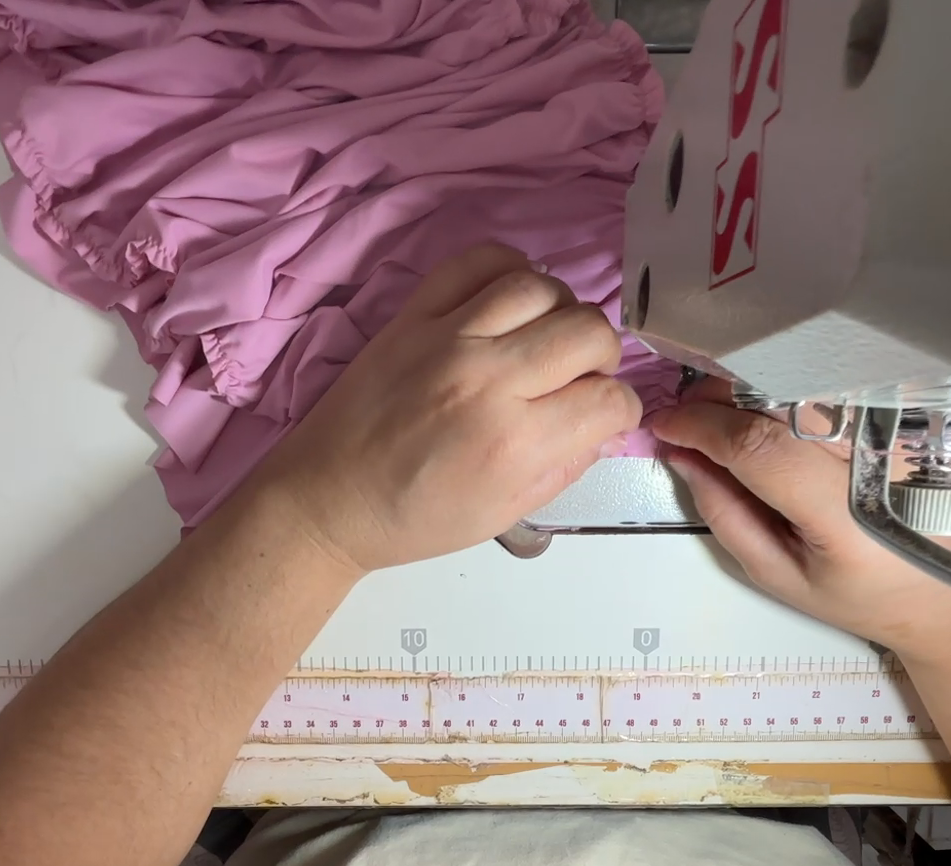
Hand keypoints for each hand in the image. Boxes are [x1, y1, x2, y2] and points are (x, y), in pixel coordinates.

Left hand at [247, 244, 641, 572]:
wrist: (330, 500)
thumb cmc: (416, 519)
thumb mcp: (505, 514)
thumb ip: (565, 466)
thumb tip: (603, 424)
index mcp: (515, 444)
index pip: (607, 400)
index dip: (620, 409)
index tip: (604, 415)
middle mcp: (488, 380)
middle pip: (588, 331)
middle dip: (602, 358)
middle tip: (578, 379)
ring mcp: (447, 338)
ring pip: (541, 286)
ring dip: (561, 312)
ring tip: (545, 339)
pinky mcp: (412, 316)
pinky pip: (478, 260)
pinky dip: (510, 271)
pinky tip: (510, 302)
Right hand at [649, 380, 950, 666]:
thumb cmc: (865, 598)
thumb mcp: (780, 576)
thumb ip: (726, 515)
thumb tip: (683, 457)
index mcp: (848, 515)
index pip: (759, 446)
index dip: (701, 427)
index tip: (664, 424)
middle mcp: (886, 460)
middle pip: (785, 398)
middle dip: (721, 395)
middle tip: (690, 412)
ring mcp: (914, 430)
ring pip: (815, 381)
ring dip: (756, 385)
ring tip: (727, 409)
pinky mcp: (927, 415)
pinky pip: (848, 385)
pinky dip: (797, 389)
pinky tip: (776, 408)